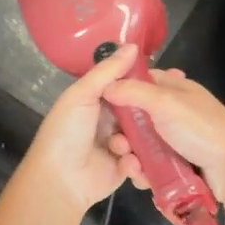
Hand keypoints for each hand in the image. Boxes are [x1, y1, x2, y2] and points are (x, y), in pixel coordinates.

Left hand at [19, 42, 146, 209]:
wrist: (61, 179)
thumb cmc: (67, 132)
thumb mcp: (82, 95)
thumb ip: (107, 71)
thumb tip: (132, 45)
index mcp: (94, 101)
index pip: (123, 86)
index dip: (140, 81)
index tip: (164, 76)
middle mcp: (106, 121)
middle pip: (137, 111)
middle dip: (146, 113)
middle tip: (162, 111)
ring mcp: (117, 145)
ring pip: (143, 136)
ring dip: (136, 140)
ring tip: (121, 145)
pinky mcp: (125, 168)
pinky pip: (141, 160)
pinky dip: (136, 162)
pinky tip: (125, 162)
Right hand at [101, 67, 224, 199]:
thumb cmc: (201, 128)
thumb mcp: (166, 102)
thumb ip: (134, 92)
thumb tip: (107, 85)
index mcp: (176, 88)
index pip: (142, 82)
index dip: (121, 89)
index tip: (101, 103)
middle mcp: (175, 111)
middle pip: (139, 116)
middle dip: (125, 132)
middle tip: (118, 145)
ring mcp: (177, 139)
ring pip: (144, 144)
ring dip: (133, 155)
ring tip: (131, 166)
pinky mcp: (179, 163)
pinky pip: (153, 164)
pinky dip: (146, 170)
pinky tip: (142, 177)